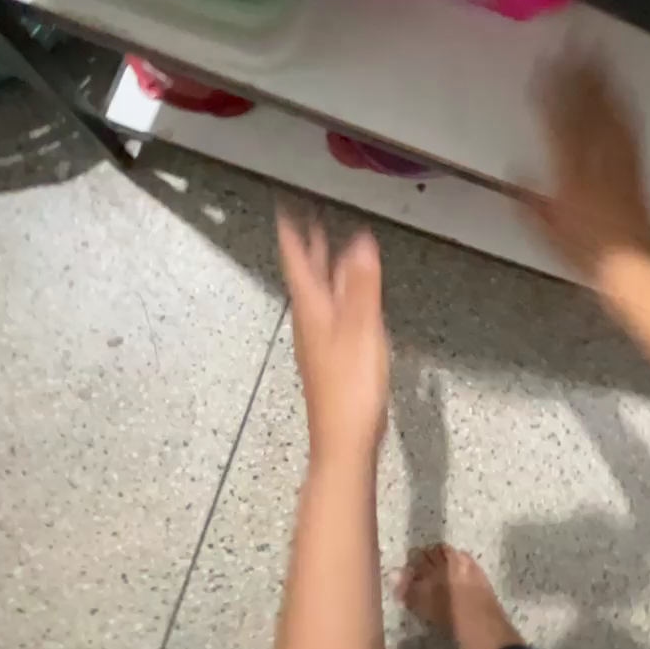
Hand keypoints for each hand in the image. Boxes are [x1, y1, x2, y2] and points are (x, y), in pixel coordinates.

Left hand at [276, 205, 389, 469]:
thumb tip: (360, 242)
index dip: (294, 235)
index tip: (287, 207)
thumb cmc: (351, 387)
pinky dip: (339, 293)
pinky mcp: (333, 357)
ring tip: (330, 246)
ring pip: (319, 294)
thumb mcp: (362, 331)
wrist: (345, 441)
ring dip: (323, 268)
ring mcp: (320, 341)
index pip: (299, 264)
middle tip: (309, 219)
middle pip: (307, 277)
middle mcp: (312, 322)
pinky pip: (333, 312)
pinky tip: (349, 296)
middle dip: (309, 247)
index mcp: (315, 311)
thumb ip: (362, 287)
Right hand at [524, 47, 649, 282]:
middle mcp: (596, 160)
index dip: (550, 93)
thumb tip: (514, 170)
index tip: (542, 67)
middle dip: (577, 73)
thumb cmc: (585, 252)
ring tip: (594, 51)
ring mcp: (619, 159)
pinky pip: (628, 126)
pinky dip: (622, 102)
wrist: (632, 263)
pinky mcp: (636, 164)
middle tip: (570, 42)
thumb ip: (528, 200)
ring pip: (608, 111)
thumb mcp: (547, 231)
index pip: (557, 123)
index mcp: (569, 174)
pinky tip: (620, 87)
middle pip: (585, 108)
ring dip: (601, 80)